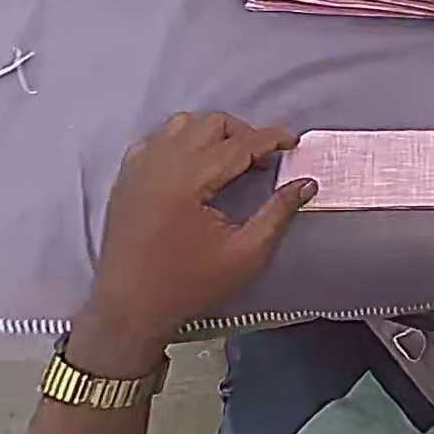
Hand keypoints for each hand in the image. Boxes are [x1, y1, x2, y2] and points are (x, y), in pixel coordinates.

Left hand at [69, 112, 316, 377]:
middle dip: (244, 132)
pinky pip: (157, 139)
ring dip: (212, 133)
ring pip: (181, 124)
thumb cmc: (190, 284)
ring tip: (231, 159)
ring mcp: (138, 168)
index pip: (239, 144)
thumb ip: (278, 212)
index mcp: (189, 181)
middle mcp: (161, 164)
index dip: (271, 138)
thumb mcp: (246, 254)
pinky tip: (194, 164)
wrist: (129, 310)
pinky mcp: (126, 178)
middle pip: (210, 123)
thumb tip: (307, 183)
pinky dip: (181, 141)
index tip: (294, 141)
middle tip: (263, 160)